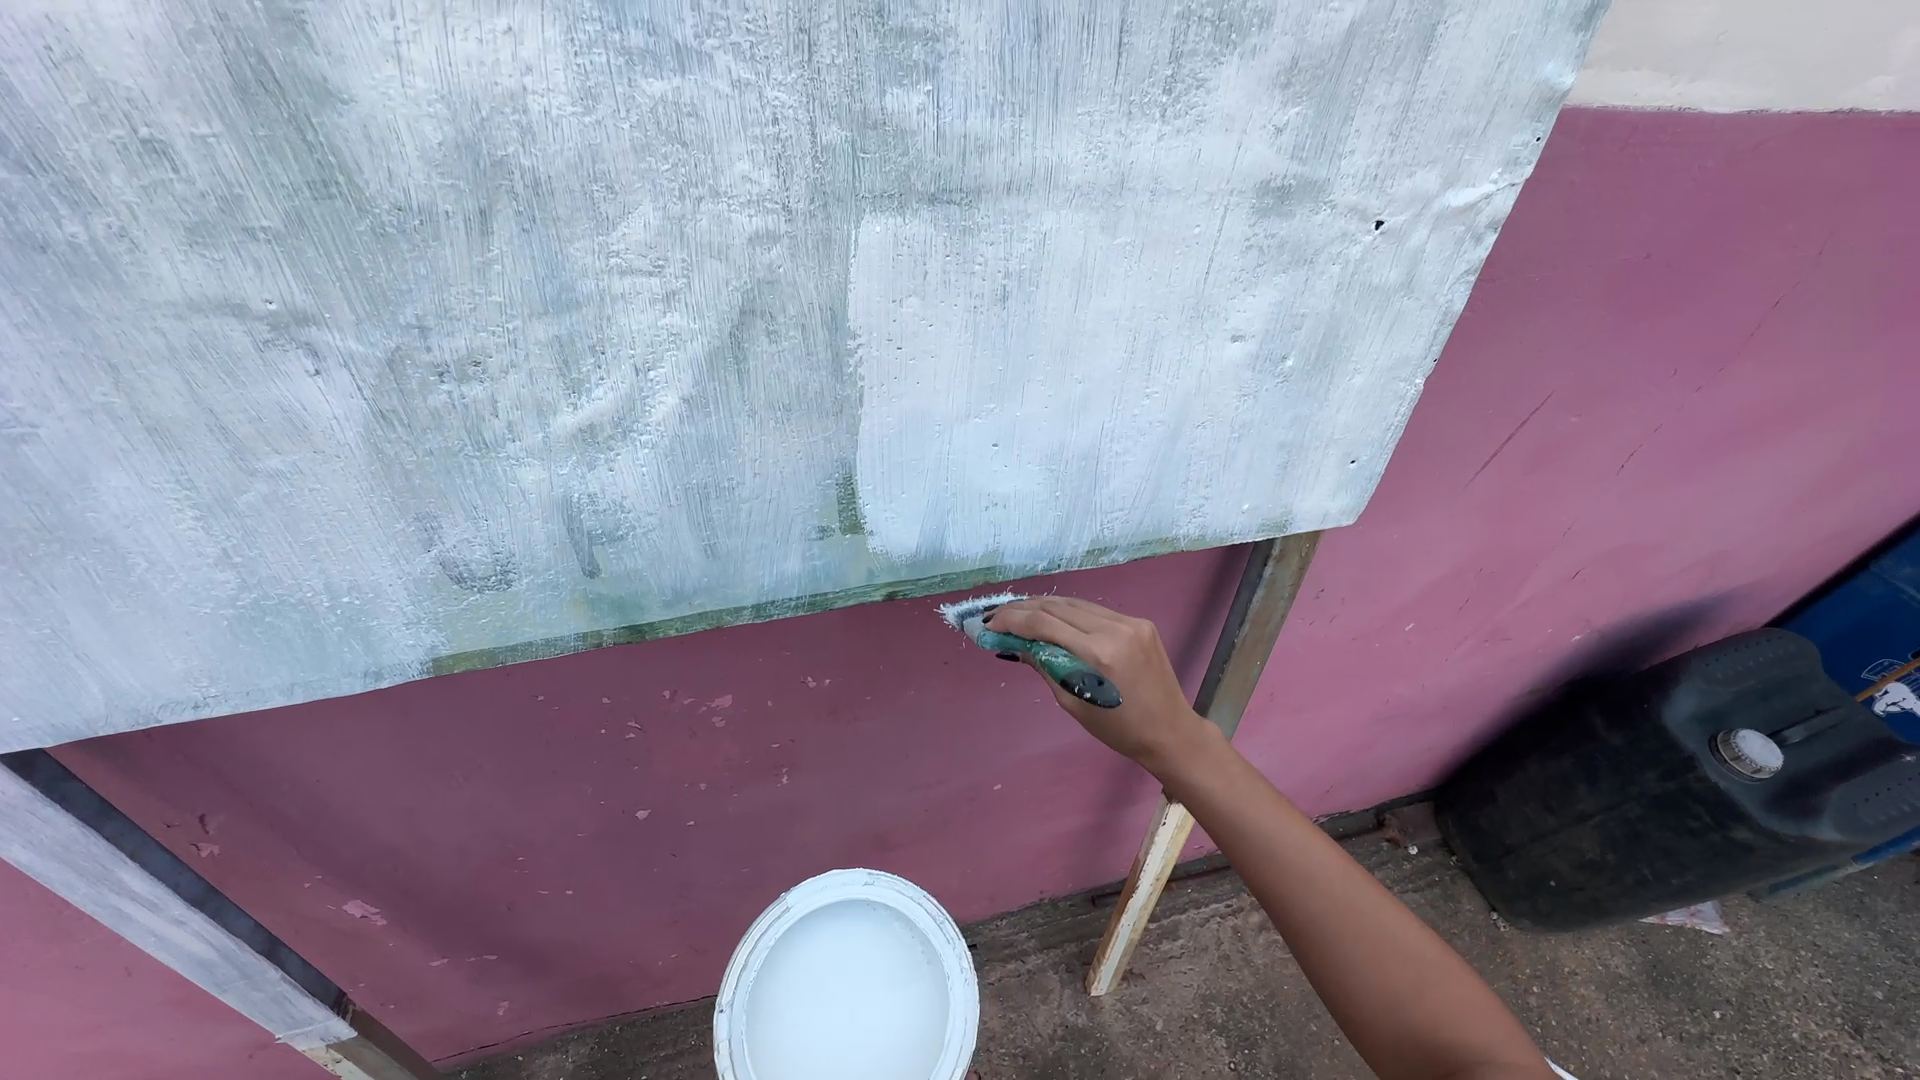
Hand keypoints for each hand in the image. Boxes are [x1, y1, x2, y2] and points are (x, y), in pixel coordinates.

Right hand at [983, 596, 1216, 774]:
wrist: (1170, 730)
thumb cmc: (1119, 729)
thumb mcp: (1073, 703)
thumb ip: (1045, 666)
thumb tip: (1017, 644)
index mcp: (1098, 654)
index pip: (1044, 624)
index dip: (1012, 620)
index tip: (989, 625)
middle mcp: (1115, 629)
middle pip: (1058, 606)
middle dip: (1023, 608)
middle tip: (996, 615)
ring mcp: (1130, 622)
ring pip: (1076, 604)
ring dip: (1044, 606)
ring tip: (1018, 613)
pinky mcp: (1139, 622)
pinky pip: (1095, 611)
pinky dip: (1070, 613)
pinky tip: (1053, 618)